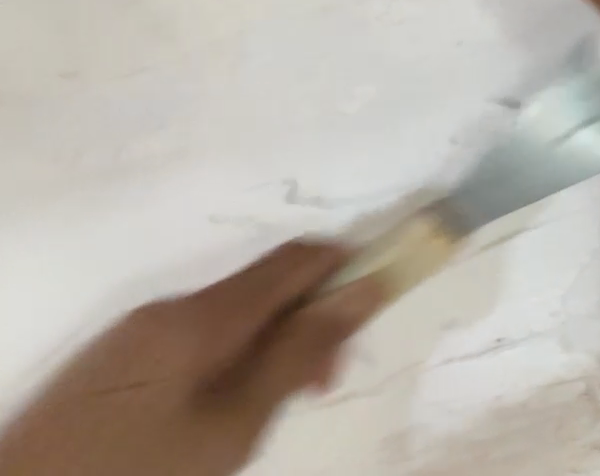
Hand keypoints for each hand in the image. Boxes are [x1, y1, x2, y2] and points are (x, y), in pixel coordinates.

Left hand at [0, 242, 383, 475]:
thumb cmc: (136, 475)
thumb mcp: (236, 423)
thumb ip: (304, 349)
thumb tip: (371, 283)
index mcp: (203, 316)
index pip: (304, 255)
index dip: (355, 264)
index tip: (380, 306)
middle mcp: (168, 309)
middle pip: (272, 287)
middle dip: (314, 320)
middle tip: (322, 384)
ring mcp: (131, 338)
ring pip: (237, 318)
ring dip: (274, 346)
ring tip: (268, 411)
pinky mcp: (108, 367)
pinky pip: (196, 341)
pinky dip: (232, 361)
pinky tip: (219, 417)